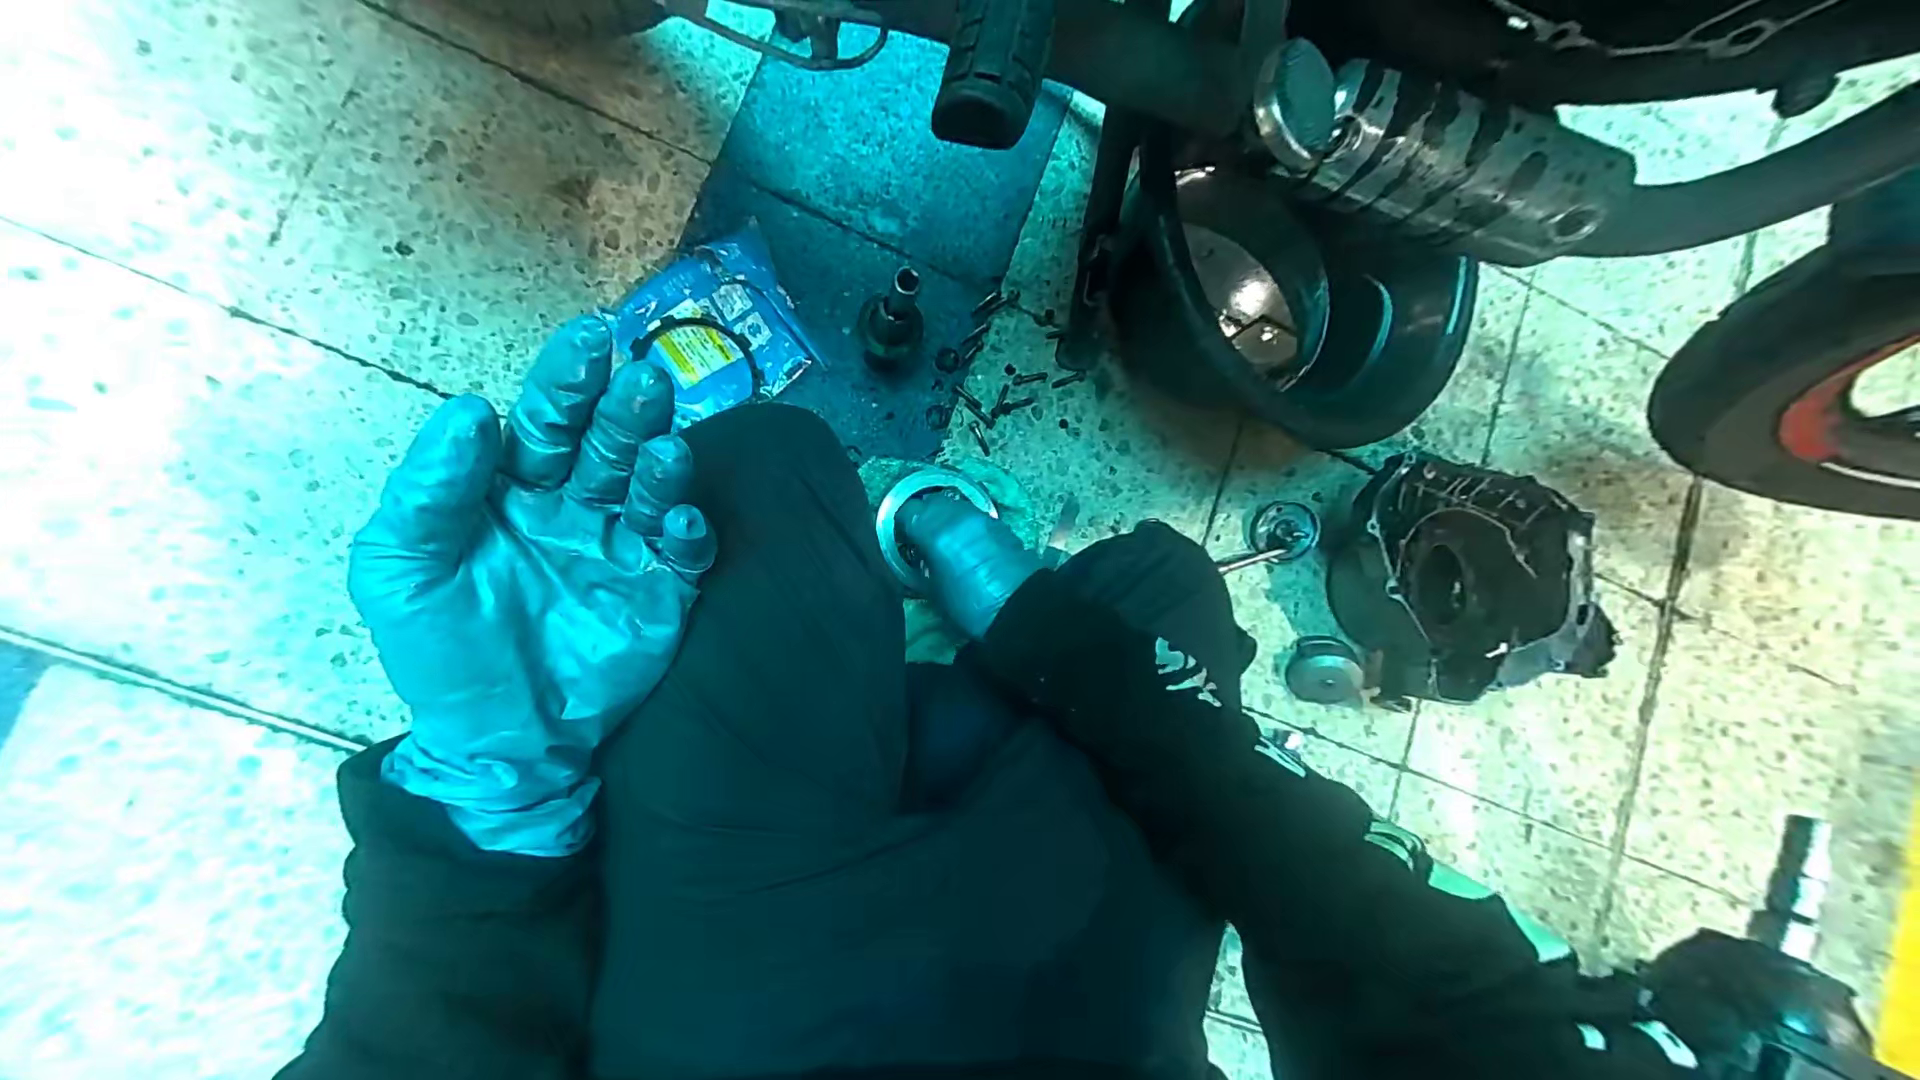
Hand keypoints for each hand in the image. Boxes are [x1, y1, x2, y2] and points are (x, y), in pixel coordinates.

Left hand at [348, 314, 715, 855]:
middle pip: (611, 447)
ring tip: (666, 451)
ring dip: (664, 467)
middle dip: (628, 411)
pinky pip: (687, 553)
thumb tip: (471, 409)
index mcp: (519, 493)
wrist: (505, 740)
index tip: (592, 337)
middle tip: (648, 379)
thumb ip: (430, 492)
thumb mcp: (403, 571)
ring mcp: (629, 548)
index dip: (566, 380)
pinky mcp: (667, 589)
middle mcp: (582, 509)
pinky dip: (690, 534)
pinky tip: (682, 526)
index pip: (546, 423)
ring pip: (655, 491)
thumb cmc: (447, 653)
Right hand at [897, 490, 1039, 638]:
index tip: (900, 539)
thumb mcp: (933, 590)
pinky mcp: (999, 523)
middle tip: (919, 539)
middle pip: (930, 502)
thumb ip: (921, 564)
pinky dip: (963, 524)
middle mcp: (956, 514)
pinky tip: (963, 543)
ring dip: (944, 518)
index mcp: (934, 529)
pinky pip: (972, 516)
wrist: (1021, 609)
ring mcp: (980, 515)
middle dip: (921, 516)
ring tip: (942, 540)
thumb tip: (918, 555)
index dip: (899, 524)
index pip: (906, 511)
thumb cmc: (969, 605)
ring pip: (952, 506)